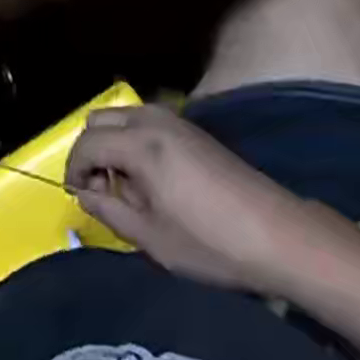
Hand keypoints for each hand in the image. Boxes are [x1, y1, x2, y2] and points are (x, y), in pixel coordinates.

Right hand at [64, 105, 319, 292]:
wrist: (285, 238)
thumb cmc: (213, 242)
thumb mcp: (152, 238)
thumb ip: (108, 211)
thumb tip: (85, 194)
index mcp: (138, 144)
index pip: (86, 144)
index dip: (73, 169)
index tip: (78, 194)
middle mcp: (151, 120)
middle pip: (98, 120)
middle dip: (91, 151)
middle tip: (103, 187)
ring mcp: (175, 121)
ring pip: (121, 117)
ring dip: (112, 143)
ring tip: (129, 183)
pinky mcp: (193, 129)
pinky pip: (145, 122)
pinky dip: (134, 140)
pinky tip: (155, 176)